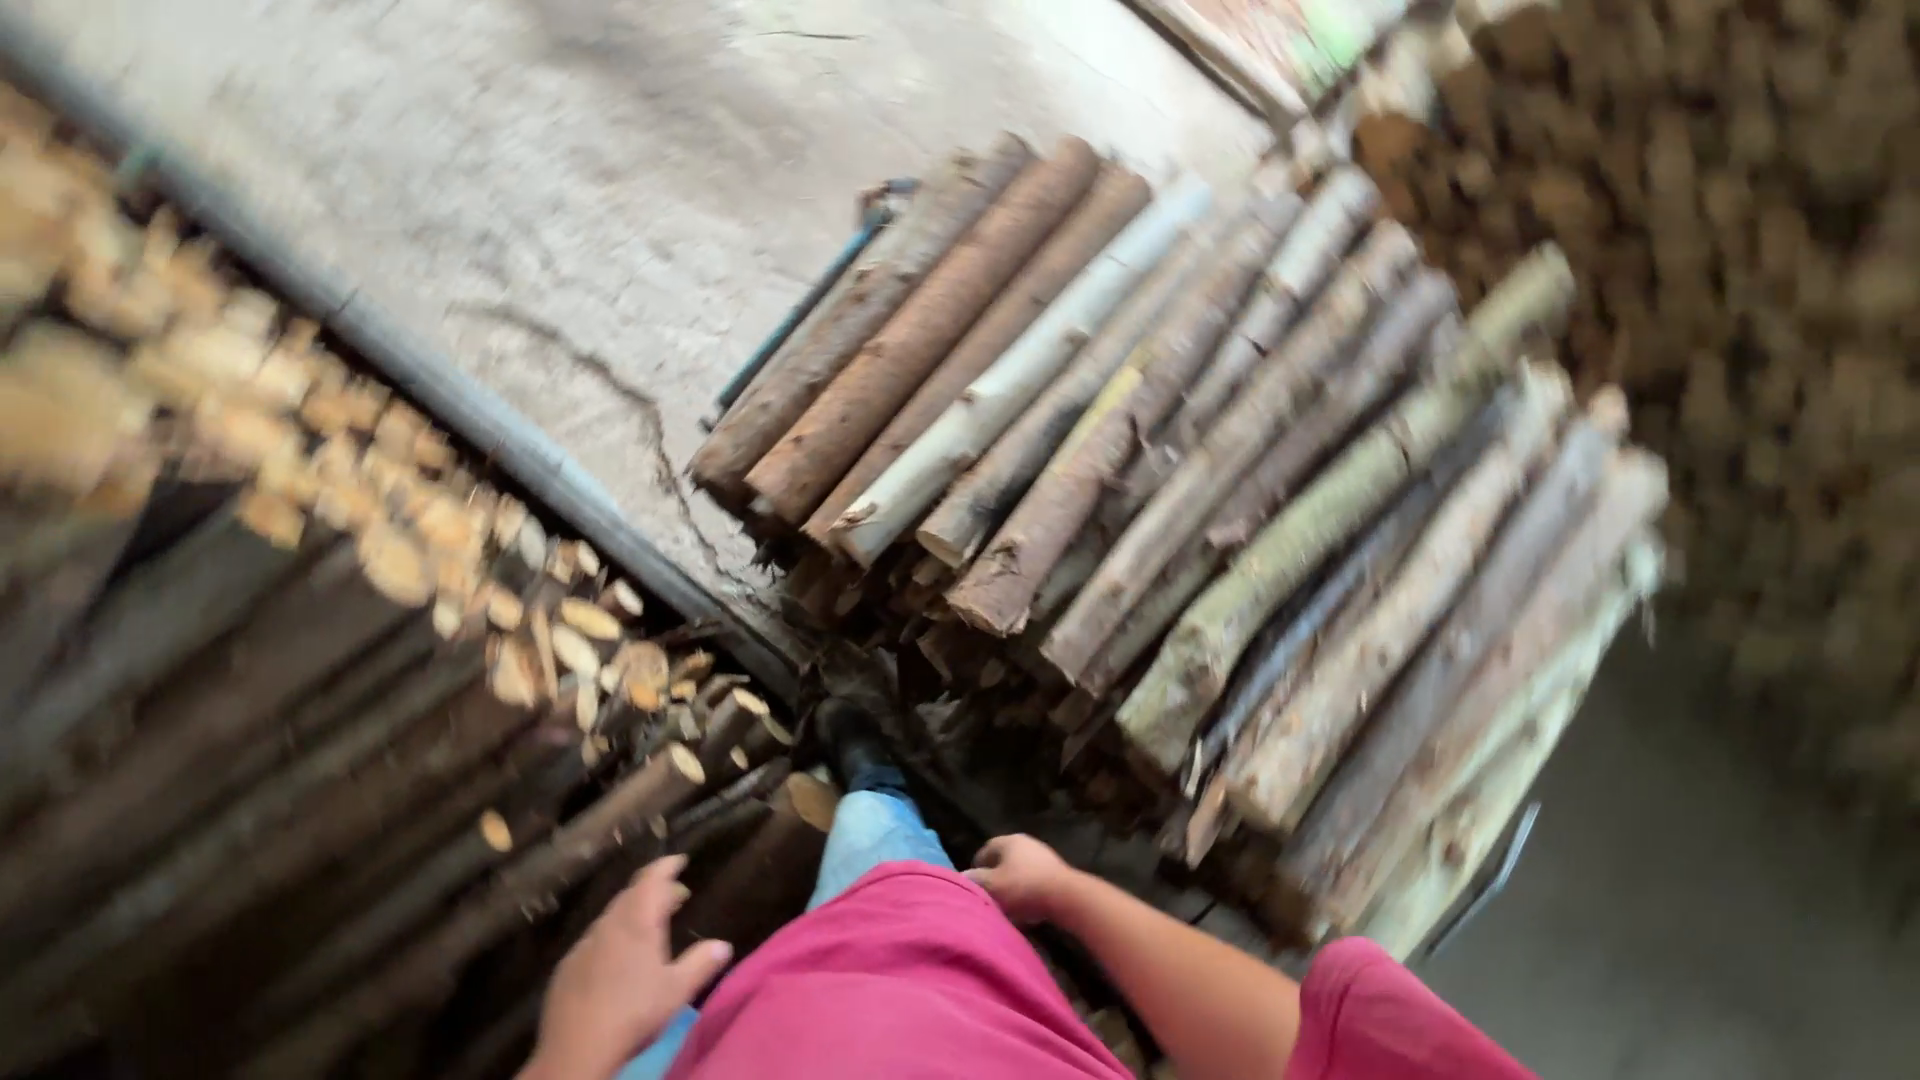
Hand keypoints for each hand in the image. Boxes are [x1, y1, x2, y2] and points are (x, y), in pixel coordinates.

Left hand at [522, 855, 732, 1079]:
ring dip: (632, 913)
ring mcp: (584, 946)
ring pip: (611, 917)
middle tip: (675, 897)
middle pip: (631, 895)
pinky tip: (617, 958)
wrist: (574, 1051)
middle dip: (654, 890)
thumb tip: (724, 945)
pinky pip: (594, 939)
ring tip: (650, 926)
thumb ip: (702, 963)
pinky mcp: (566, 968)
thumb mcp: (677, 990)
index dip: (666, 866)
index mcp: (637, 922)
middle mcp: (609, 925)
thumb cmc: (633, 1013)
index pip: (652, 880)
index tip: (680, 860)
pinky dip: (613, 935)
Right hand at [965, 834, 1079, 923]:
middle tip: (989, 898)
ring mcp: (1043, 856)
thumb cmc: (1023, 888)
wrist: (1066, 896)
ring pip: (1019, 872)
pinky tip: (1027, 910)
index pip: (985, 851)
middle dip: (995, 879)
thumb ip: (975, 880)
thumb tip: (963, 876)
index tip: (974, 887)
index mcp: (1008, 841)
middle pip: (1003, 861)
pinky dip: (1028, 893)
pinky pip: (1034, 881)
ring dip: (1012, 888)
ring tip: (1007, 908)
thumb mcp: (992, 886)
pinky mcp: (1056, 872)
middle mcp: (1026, 843)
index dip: (976, 869)